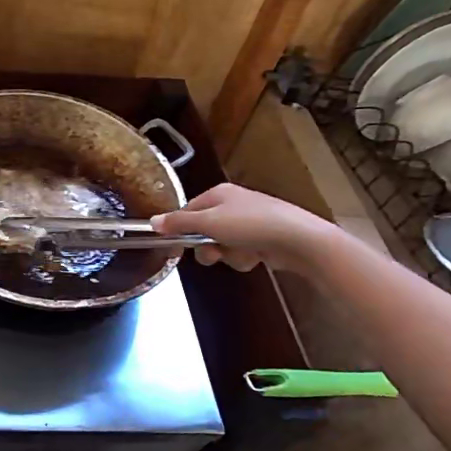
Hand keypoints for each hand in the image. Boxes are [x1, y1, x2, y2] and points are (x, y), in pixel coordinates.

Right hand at [151, 183, 339, 273]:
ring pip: (221, 244)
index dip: (181, 229)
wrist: (298, 239)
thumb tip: (152, 221)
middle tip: (213, 253)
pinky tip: (256, 256)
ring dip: (227, 254)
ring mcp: (249, 222)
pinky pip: (240, 251)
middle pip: (203, 230)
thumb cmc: (251, 225)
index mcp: (219, 194)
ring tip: (241, 254)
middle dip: (207, 246)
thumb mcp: (208, 223)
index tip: (177, 245)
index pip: (187, 211)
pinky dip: (244, 257)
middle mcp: (232, 205)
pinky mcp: (262, 238)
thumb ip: (178, 223)